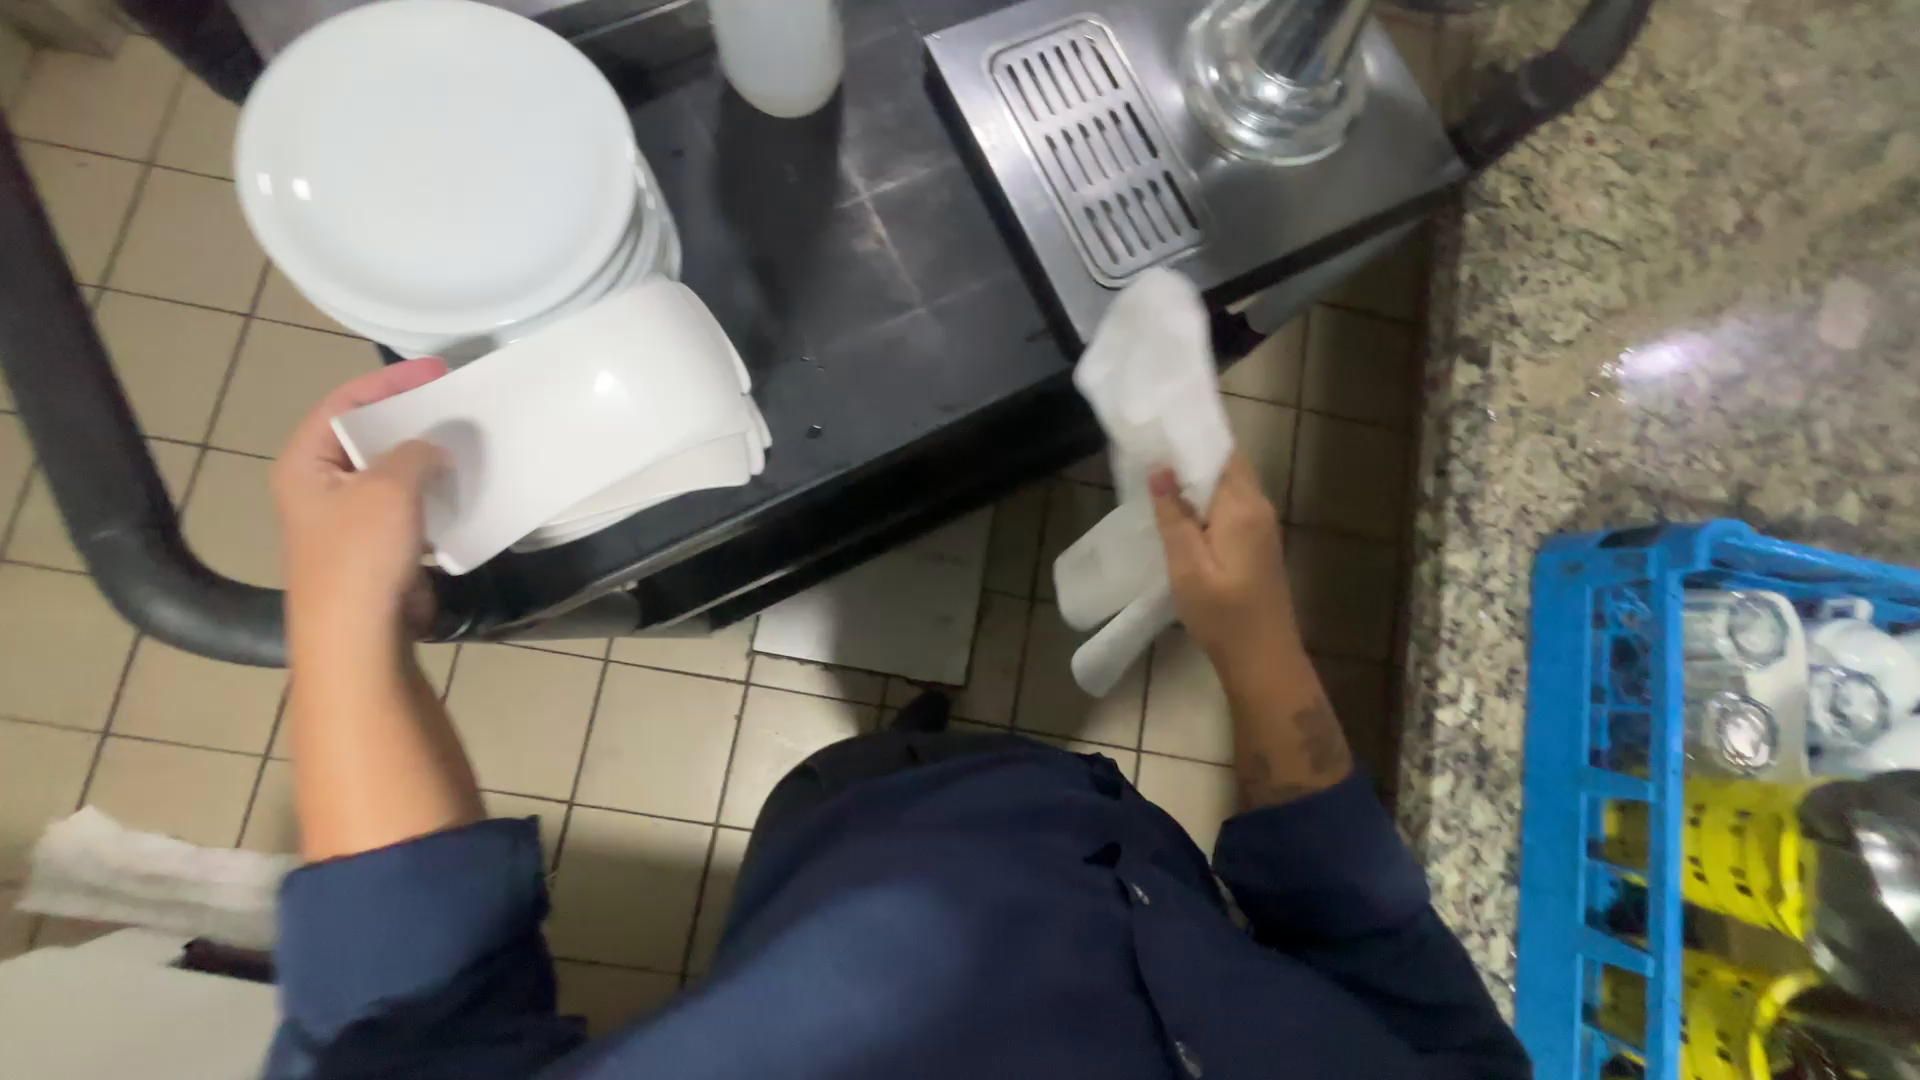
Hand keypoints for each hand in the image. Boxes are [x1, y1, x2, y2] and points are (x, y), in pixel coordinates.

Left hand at [273, 357, 449, 647]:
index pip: (343, 405)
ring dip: (429, 458)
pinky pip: (412, 505)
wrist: (360, 630)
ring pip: (394, 472)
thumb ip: (413, 454)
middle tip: (456, 403)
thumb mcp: (389, 488)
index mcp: (306, 465)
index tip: (437, 370)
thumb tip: (432, 449)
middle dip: (412, 419)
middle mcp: (323, 486)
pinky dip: (437, 493)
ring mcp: (351, 518)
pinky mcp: (381, 544)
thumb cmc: (362, 554)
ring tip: (469, 442)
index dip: (388, 382)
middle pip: (368, 436)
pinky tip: (466, 489)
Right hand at [1149, 454, 1299, 680]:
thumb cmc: (1223, 614)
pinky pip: (1230, 506)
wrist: (1262, 658)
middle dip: (1192, 455)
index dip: (1192, 438)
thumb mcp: (1188, 566)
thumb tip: (1160, 469)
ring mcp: (1262, 527)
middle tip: (1151, 447)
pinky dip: (1206, 499)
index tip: (1159, 427)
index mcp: (1243, 508)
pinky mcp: (1257, 544)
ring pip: (1228, 487)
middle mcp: (1259, 508)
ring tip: (1157, 471)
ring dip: (1197, 478)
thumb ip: (1173, 516)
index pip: (1221, 454)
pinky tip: (1179, 508)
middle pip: (1227, 466)